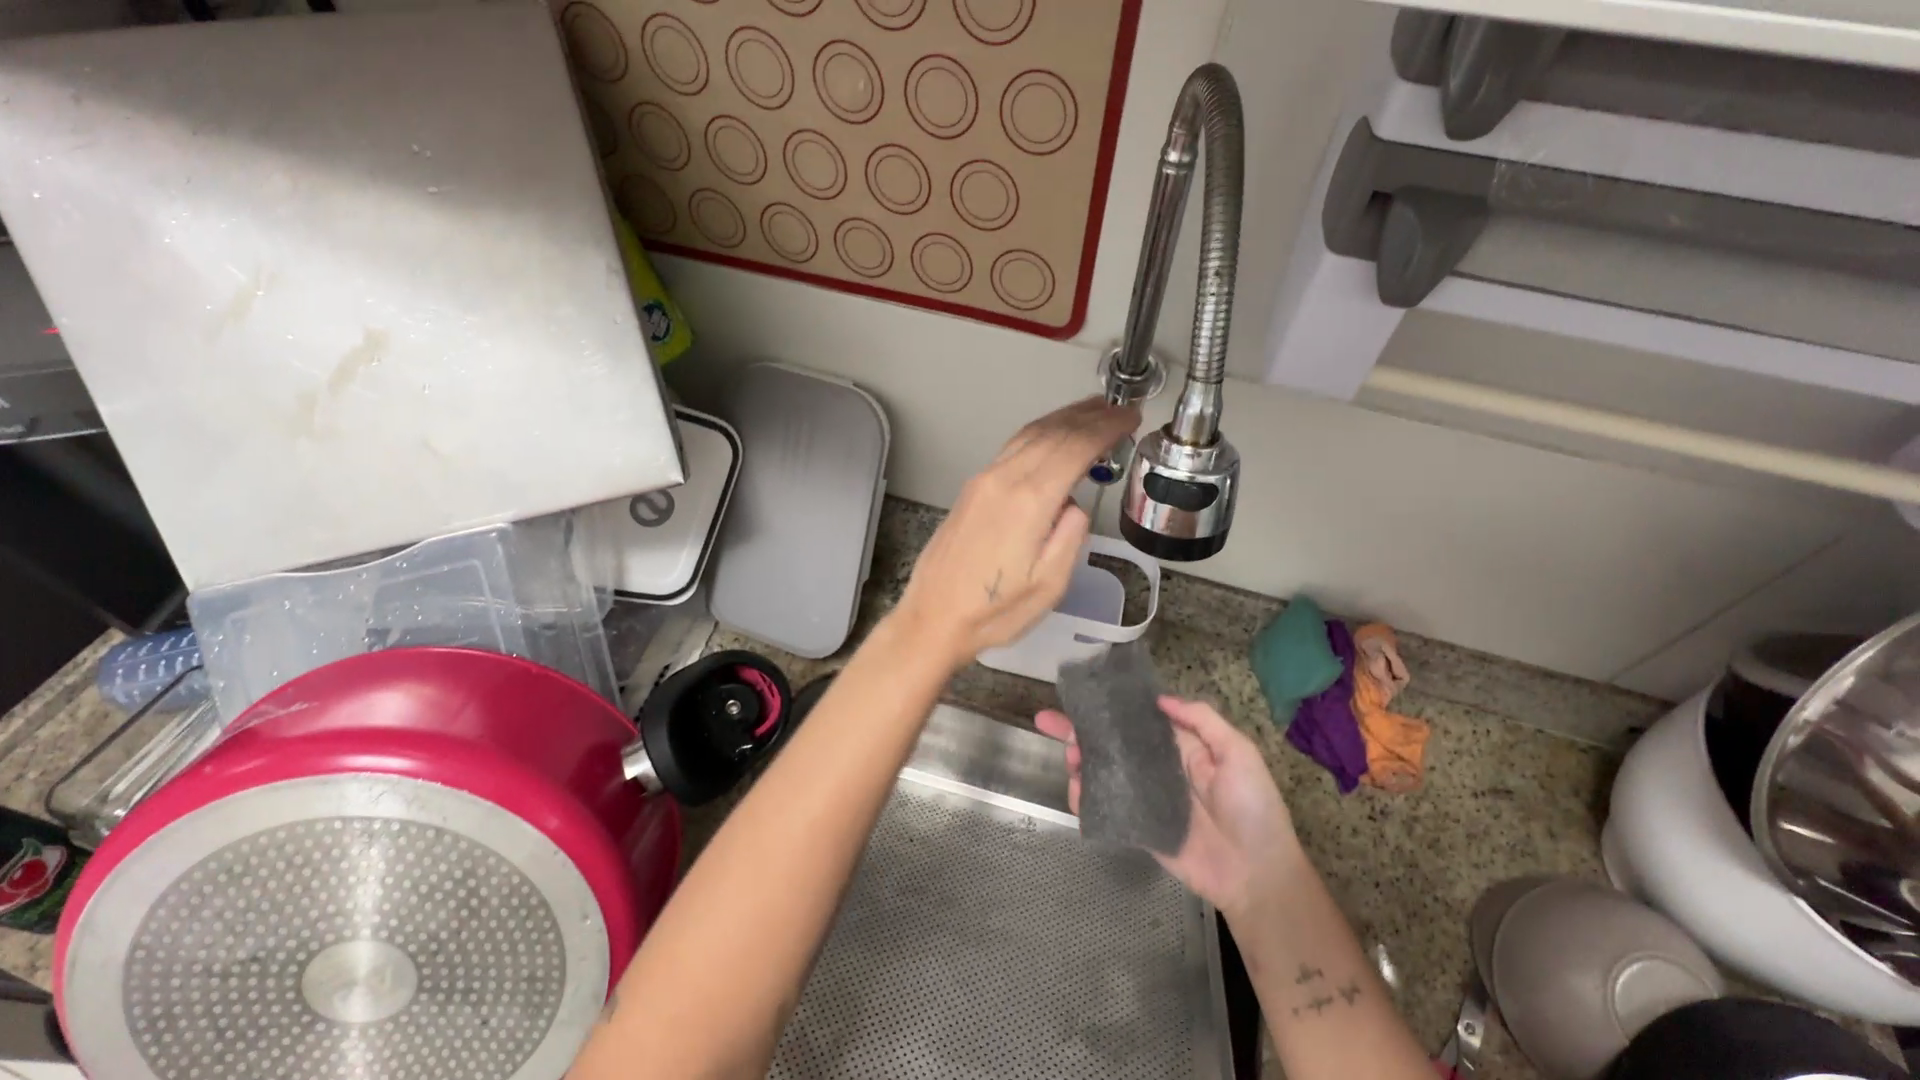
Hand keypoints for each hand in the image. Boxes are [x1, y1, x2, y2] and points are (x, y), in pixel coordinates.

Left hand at [890, 396, 1138, 666]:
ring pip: (1029, 434)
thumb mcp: (1049, 585)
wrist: (933, 618)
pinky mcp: (972, 490)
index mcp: (1029, 502)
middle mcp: (1003, 480)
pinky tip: (1052, 438)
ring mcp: (983, 481)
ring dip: (1064, 419)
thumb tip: (1076, 506)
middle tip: (1118, 409)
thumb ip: (1071, 537)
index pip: (1075, 447)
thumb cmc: (993, 612)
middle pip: (1053, 432)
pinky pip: (1013, 447)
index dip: (1106, 427)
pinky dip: (1041, 433)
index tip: (1130, 418)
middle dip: (1089, 416)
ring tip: (1092, 411)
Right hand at [1036, 696, 1306, 918]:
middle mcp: (1158, 769)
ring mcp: (1145, 800)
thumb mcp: (1238, 752)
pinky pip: (1105, 810)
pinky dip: (1084, 799)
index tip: (1082, 694)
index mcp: (1183, 748)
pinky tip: (1074, 789)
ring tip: (1068, 757)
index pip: (1139, 721)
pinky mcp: (1138, 828)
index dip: (1112, 708)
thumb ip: (1202, 720)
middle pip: (1112, 745)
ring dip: (1080, 762)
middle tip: (1048, 721)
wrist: (1256, 872)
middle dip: (1080, 732)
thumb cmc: (1253, 807)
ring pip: (1102, 775)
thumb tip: (1160, 698)